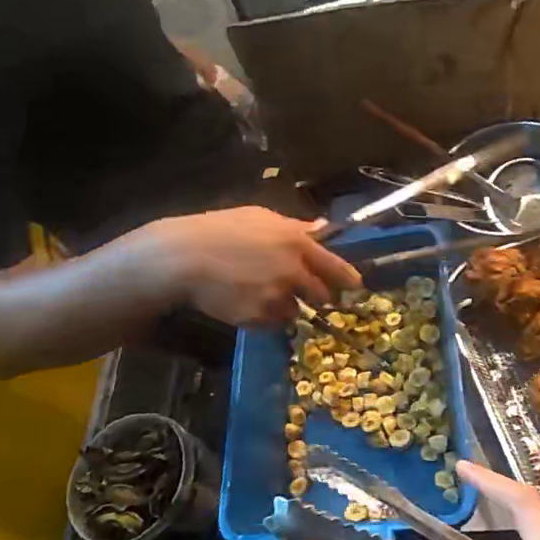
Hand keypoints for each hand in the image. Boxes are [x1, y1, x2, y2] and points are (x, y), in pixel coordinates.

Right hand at [140, 207, 360, 327]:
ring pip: (295, 310)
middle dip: (317, 294)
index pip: (336, 267)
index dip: (349, 279)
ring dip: (286, 305)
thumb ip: (295, 227)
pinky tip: (245, 300)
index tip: (356, 286)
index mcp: (296, 243)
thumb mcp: (259, 217)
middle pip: (322, 295)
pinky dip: (265, 316)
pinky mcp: (259, 318)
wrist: (183, 259)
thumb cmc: (219, 230)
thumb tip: (323, 228)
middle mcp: (292, 272)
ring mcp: (276, 298)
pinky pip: (272, 322)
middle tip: (303, 290)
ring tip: (259, 291)